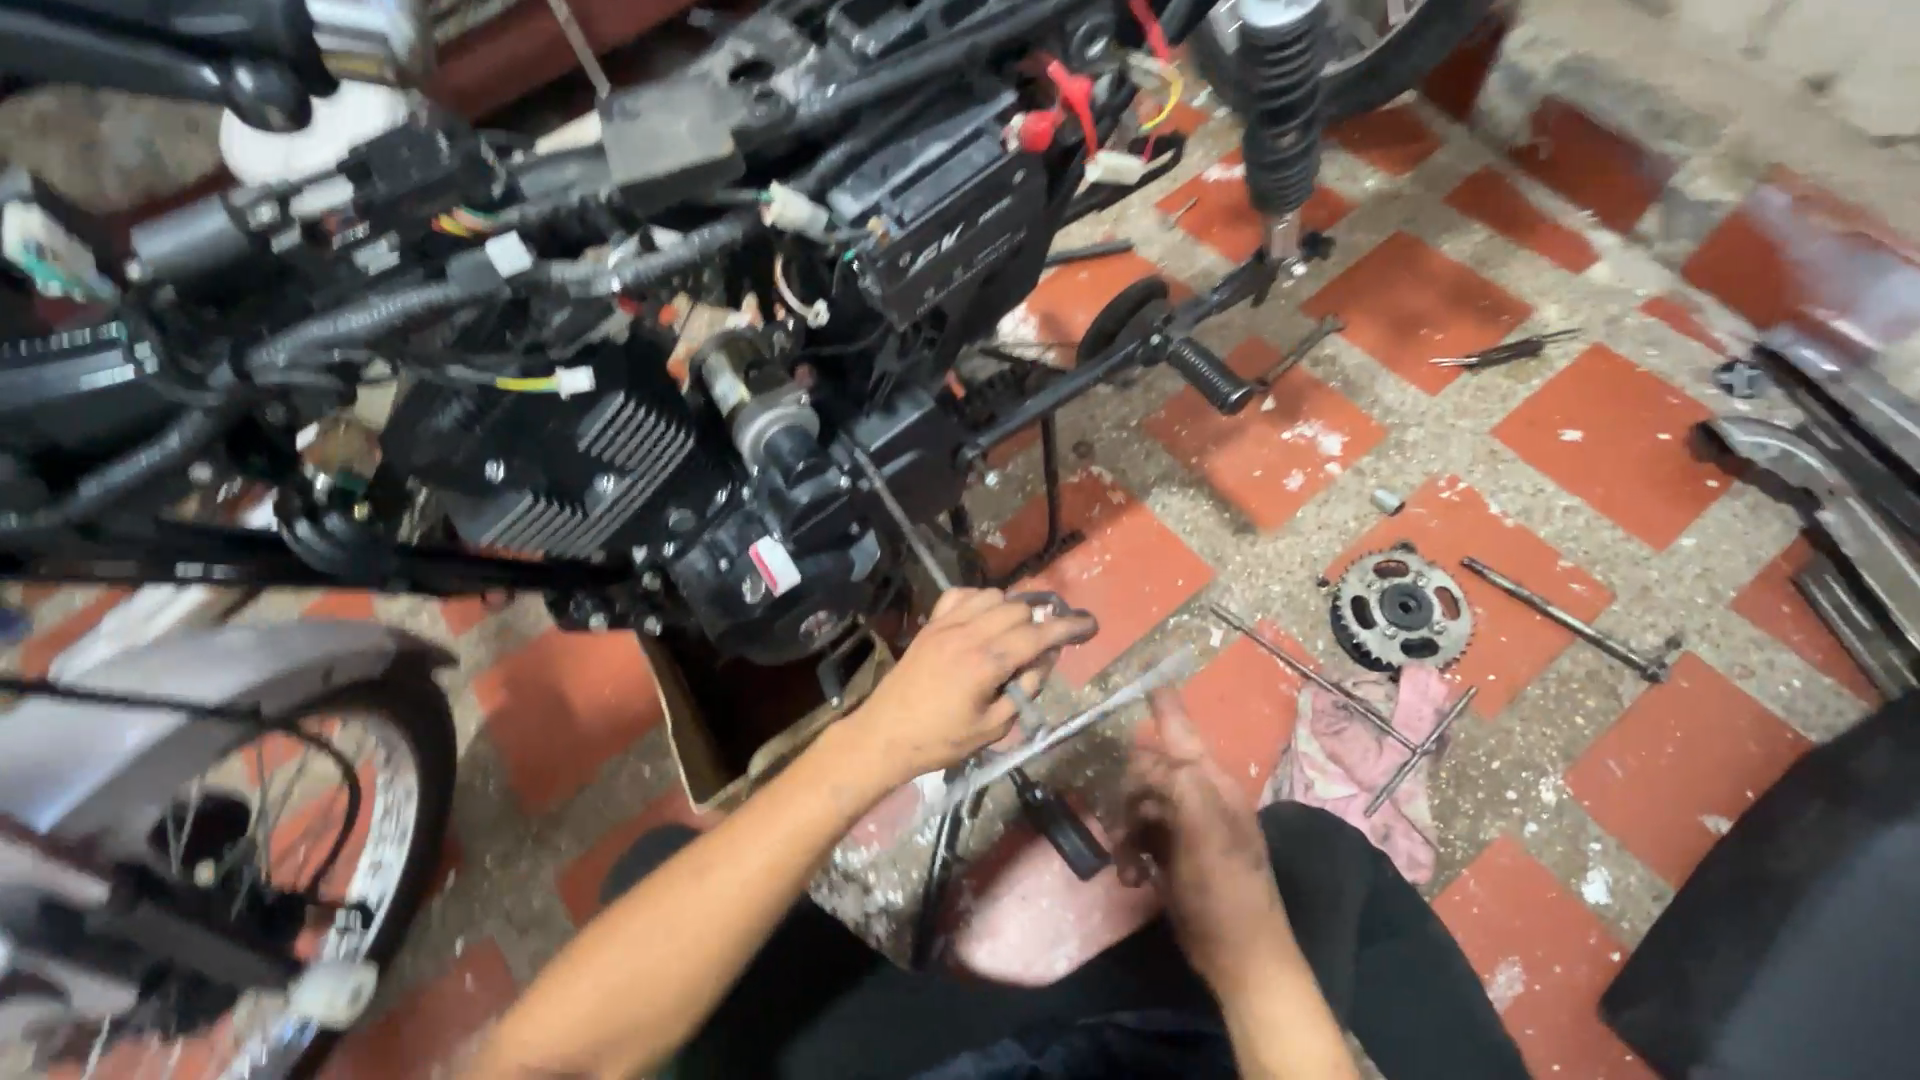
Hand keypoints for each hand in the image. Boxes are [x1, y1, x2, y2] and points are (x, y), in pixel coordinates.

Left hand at [843, 588, 1096, 782]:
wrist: (885, 735)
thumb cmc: (941, 740)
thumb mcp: (994, 727)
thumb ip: (1025, 689)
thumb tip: (1046, 658)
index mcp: (986, 662)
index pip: (1038, 634)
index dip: (1069, 627)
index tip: (1090, 625)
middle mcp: (967, 633)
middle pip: (1019, 608)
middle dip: (1040, 621)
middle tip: (1045, 644)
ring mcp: (945, 624)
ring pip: (992, 595)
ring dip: (1011, 609)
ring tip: (1014, 634)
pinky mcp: (930, 624)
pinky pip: (961, 594)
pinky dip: (980, 600)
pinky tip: (983, 619)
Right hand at [1116, 691, 1298, 998]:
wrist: (1240, 958)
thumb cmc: (1226, 893)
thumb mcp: (1205, 832)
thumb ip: (1178, 782)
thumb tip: (1144, 756)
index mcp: (1212, 784)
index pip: (1183, 731)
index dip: (1165, 705)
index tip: (1147, 678)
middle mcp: (1199, 797)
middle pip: (1148, 769)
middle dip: (1127, 792)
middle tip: (1120, 822)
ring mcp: (1185, 827)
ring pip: (1138, 803)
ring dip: (1124, 829)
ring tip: (1126, 864)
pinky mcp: (1172, 854)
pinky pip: (1139, 835)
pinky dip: (1129, 852)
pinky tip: (1130, 877)